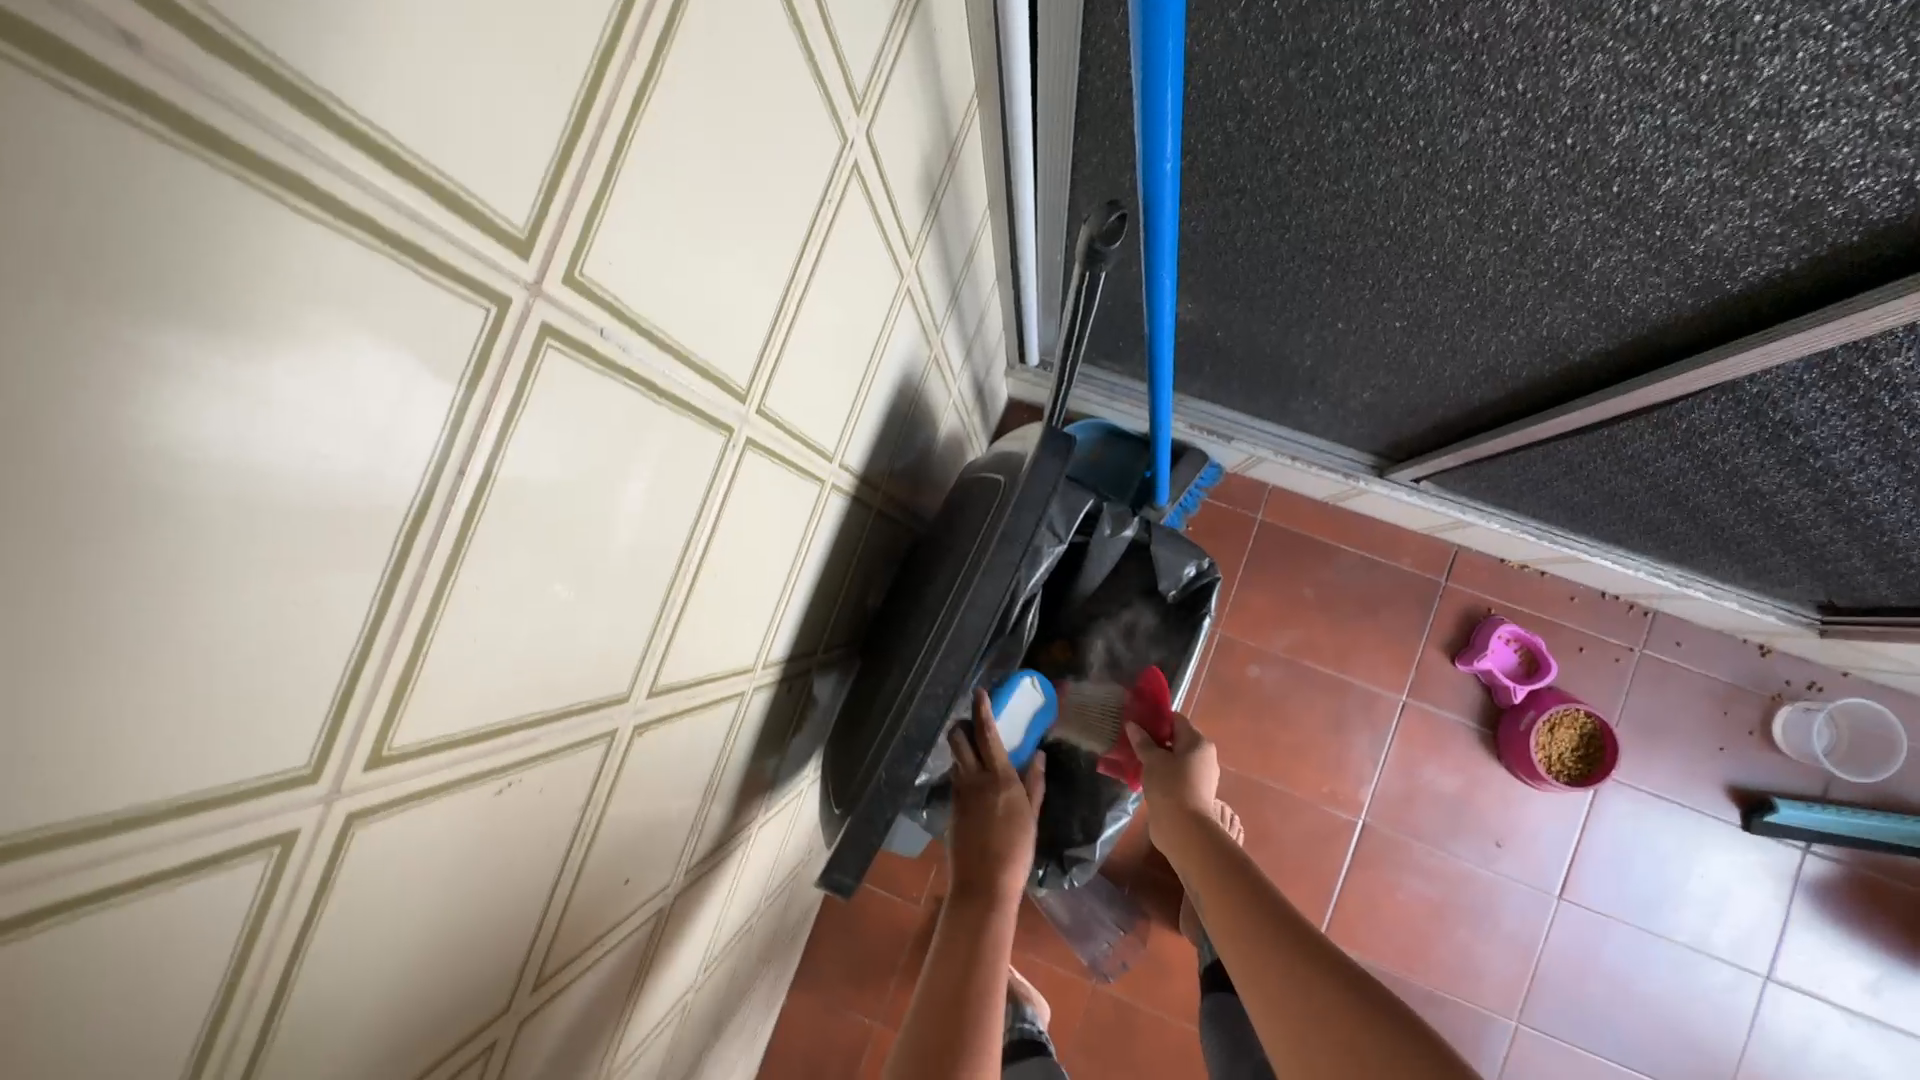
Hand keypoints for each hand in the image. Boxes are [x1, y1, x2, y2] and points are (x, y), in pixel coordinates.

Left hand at [946, 690, 1045, 904]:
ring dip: (960, 748)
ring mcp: (959, 793)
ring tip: (972, 749)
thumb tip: (1039, 755)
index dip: (982, 711)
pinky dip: (961, 771)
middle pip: (958, 740)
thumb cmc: (1016, 850)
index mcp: (1000, 778)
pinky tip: (971, 780)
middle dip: (961, 726)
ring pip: (955, 759)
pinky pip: (955, 779)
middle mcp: (974, 779)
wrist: (984, 883)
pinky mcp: (950, 808)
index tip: (979, 693)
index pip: (988, 735)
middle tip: (970, 722)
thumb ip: (1034, 783)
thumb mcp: (1032, 815)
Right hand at [1125, 713, 1219, 843]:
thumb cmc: (1170, 785)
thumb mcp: (1153, 760)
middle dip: (1155, 739)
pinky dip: (1161, 773)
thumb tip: (1132, 724)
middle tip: (1132, 740)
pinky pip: (1175, 775)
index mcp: (1198, 742)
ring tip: (1133, 758)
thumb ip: (1142, 741)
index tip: (1136, 721)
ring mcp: (1199, 776)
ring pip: (1175, 759)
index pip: (1177, 720)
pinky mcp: (1193, 792)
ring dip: (1156, 758)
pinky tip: (1143, 776)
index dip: (1157, 718)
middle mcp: (1203, 756)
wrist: (1183, 828)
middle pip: (1177, 739)